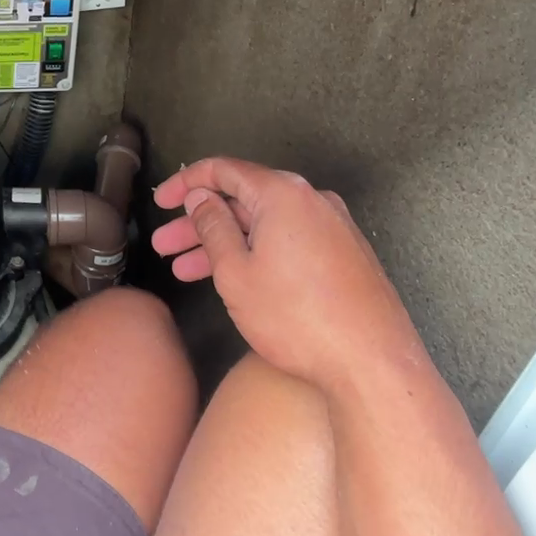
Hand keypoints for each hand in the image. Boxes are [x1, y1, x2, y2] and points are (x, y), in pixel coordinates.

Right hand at [152, 158, 421, 387]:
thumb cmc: (296, 317)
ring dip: (223, 243)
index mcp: (283, 193)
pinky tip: (231, 277)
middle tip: (164, 246)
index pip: (223, 170)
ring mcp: (332, 227)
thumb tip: (202, 198)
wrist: (374, 365)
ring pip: (263, 225)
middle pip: (242, 200)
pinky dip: (255, 253)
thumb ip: (212, 227)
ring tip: (184, 270)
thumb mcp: (235, 272)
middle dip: (199, 223)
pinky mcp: (344, 254)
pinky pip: (287, 241)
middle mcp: (311, 200)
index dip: (185, 183)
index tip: (161, 202)